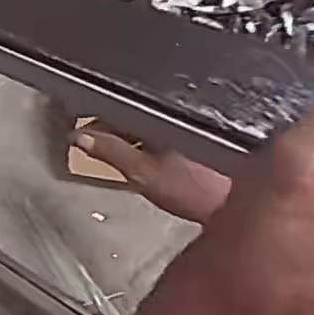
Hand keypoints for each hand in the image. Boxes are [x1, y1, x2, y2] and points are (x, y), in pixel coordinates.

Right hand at [72, 125, 232, 222]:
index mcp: (161, 113)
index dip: (94, 119)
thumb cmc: (194, 190)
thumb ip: (109, 151)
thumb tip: (79, 137)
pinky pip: (162, 130)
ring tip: (116, 155)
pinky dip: (147, 140)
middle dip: (109, 127)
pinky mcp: (199, 134)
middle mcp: (176, 112)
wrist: (235, 207)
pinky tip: (146, 158)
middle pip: (131, 112)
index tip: (78, 132)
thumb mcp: (142, 172)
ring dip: (128, 135)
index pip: (117, 106)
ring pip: (146, 121)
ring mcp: (189, 123)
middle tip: (90, 146)